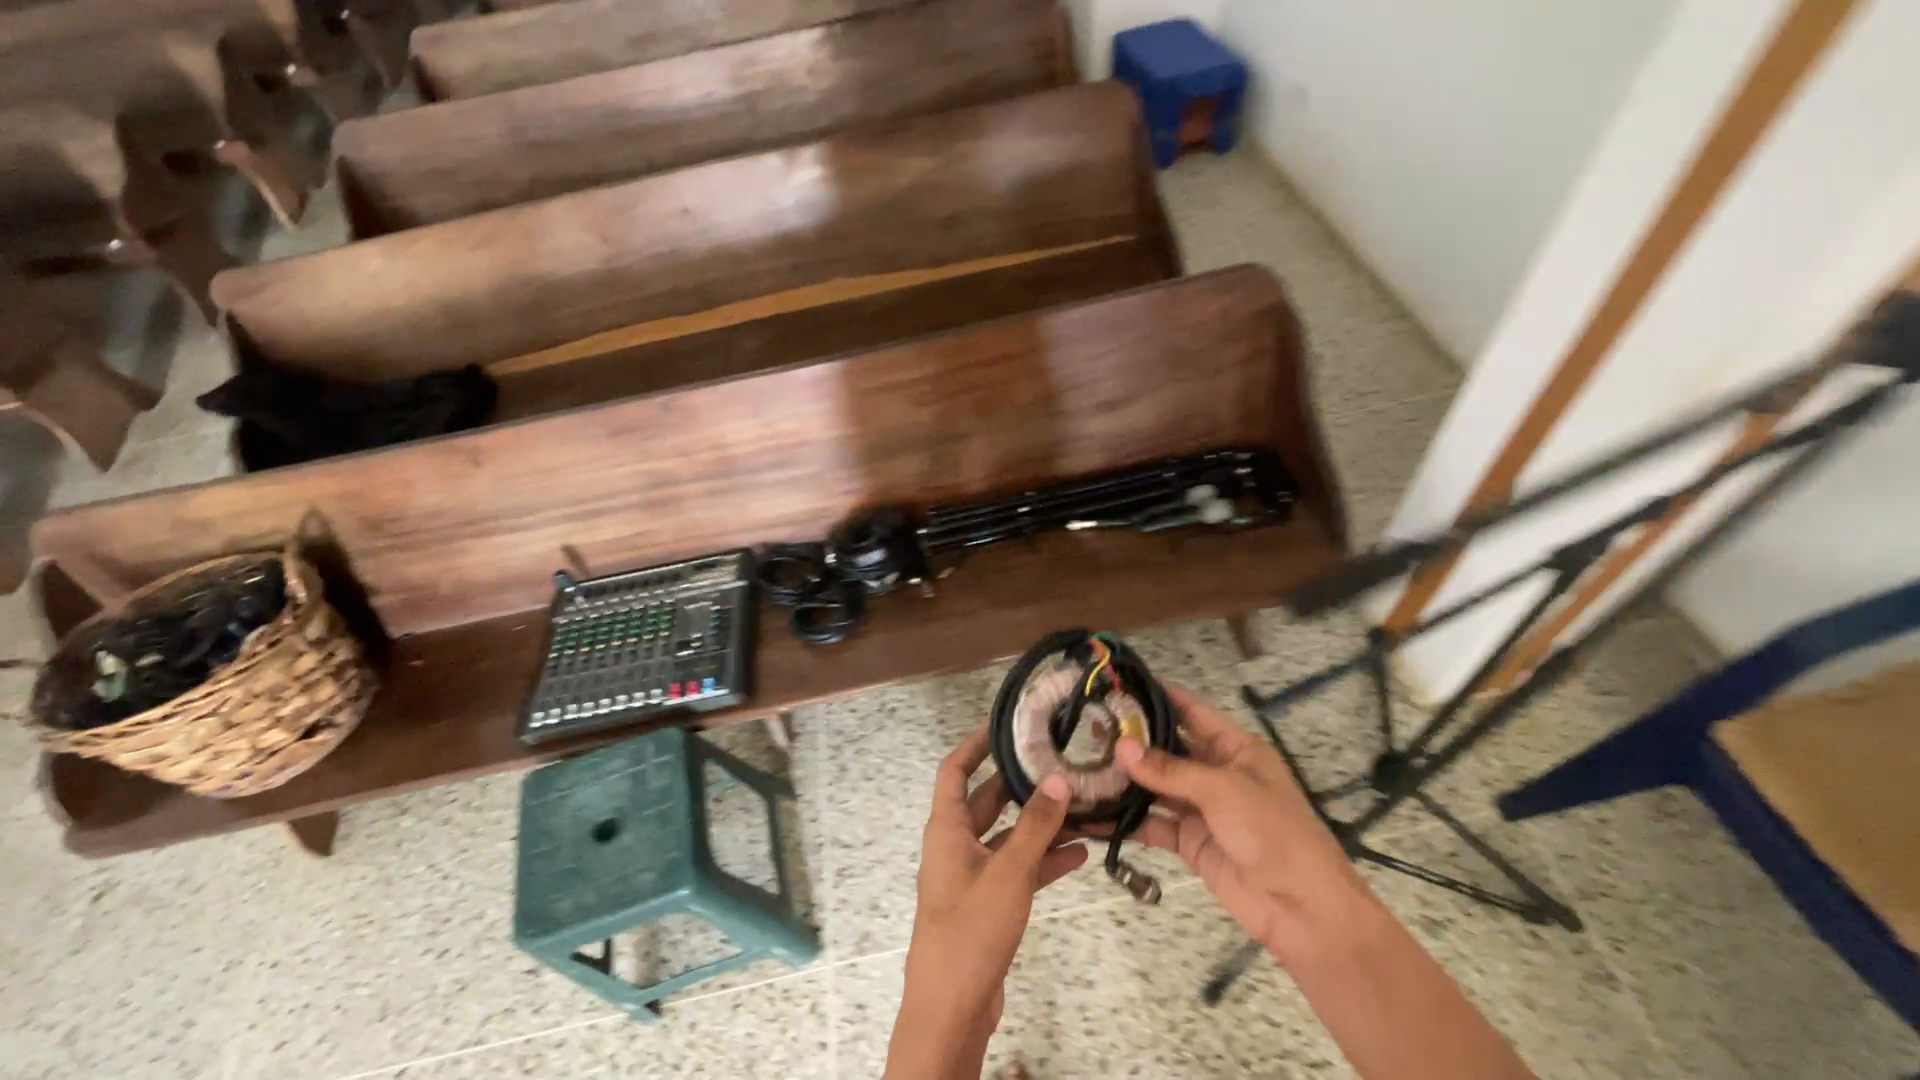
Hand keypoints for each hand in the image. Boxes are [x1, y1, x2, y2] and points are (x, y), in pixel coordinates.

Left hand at [887, 727, 1086, 1079]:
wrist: (952, 1006)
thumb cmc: (971, 929)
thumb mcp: (1008, 872)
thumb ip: (1036, 827)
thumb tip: (1059, 780)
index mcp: (946, 829)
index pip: (954, 771)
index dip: (975, 745)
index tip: (1005, 726)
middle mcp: (956, 846)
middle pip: (986, 801)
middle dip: (1019, 783)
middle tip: (1056, 761)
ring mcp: (973, 876)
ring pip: (1007, 837)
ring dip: (1038, 823)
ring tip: (1079, 804)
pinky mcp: (989, 904)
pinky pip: (1018, 870)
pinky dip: (1043, 860)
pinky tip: (1080, 853)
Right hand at [1116, 685, 1366, 958]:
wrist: (1301, 906)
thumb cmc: (1273, 832)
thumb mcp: (1224, 790)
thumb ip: (1170, 770)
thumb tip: (1121, 747)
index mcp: (1237, 749)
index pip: (1193, 712)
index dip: (1160, 697)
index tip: (1121, 685)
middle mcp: (1217, 773)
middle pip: (1169, 749)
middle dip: (1134, 740)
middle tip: (1090, 727)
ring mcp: (1202, 809)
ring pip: (1156, 787)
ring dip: (1125, 780)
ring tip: (1083, 766)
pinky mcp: (1190, 842)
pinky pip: (1153, 824)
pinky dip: (1126, 821)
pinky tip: (1094, 816)